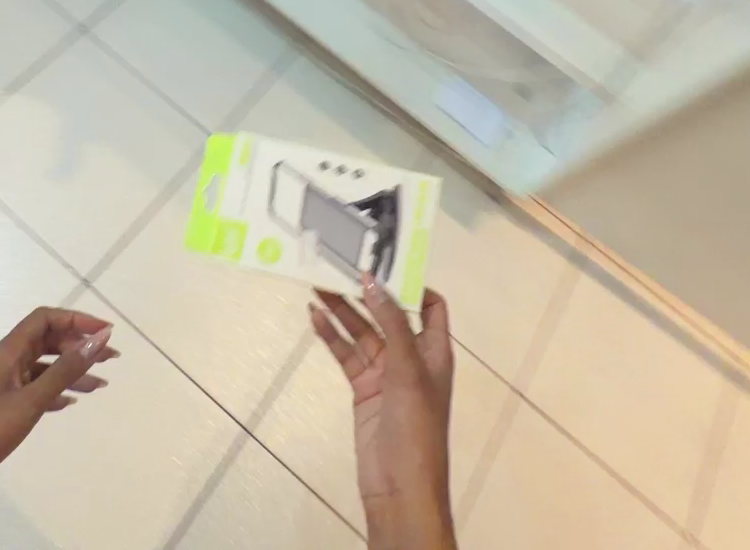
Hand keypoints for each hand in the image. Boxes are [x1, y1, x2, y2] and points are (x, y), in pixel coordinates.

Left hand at [0, 307, 117, 544]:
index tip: (106, 333)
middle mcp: (4, 362)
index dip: (77, 320)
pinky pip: (34, 389)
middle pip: (47, 340)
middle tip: (111, 358)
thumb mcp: (31, 400)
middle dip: (79, 345)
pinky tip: (70, 403)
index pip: (45, 319)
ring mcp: (1, 386)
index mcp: (7, 351)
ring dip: (71, 371)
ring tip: (100, 385)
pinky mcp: (0, 409)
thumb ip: (66, 369)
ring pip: (43, 367)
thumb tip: (99, 338)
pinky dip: (55, 391)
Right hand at [309, 277, 456, 549]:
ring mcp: (385, 372)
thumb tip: (373, 280)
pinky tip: (314, 318)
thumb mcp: (407, 369)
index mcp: (434, 349)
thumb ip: (390, 322)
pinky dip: (331, 336)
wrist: (399, 488)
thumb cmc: (415, 426)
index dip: (412, 284)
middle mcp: (411, 356)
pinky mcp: (363, 388)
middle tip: (339, 265)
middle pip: (387, 314)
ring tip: (317, 284)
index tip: (384, 262)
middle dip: (365, 292)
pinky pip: (346, 354)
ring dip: (342, 310)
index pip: (431, 305)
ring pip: (362, 332)